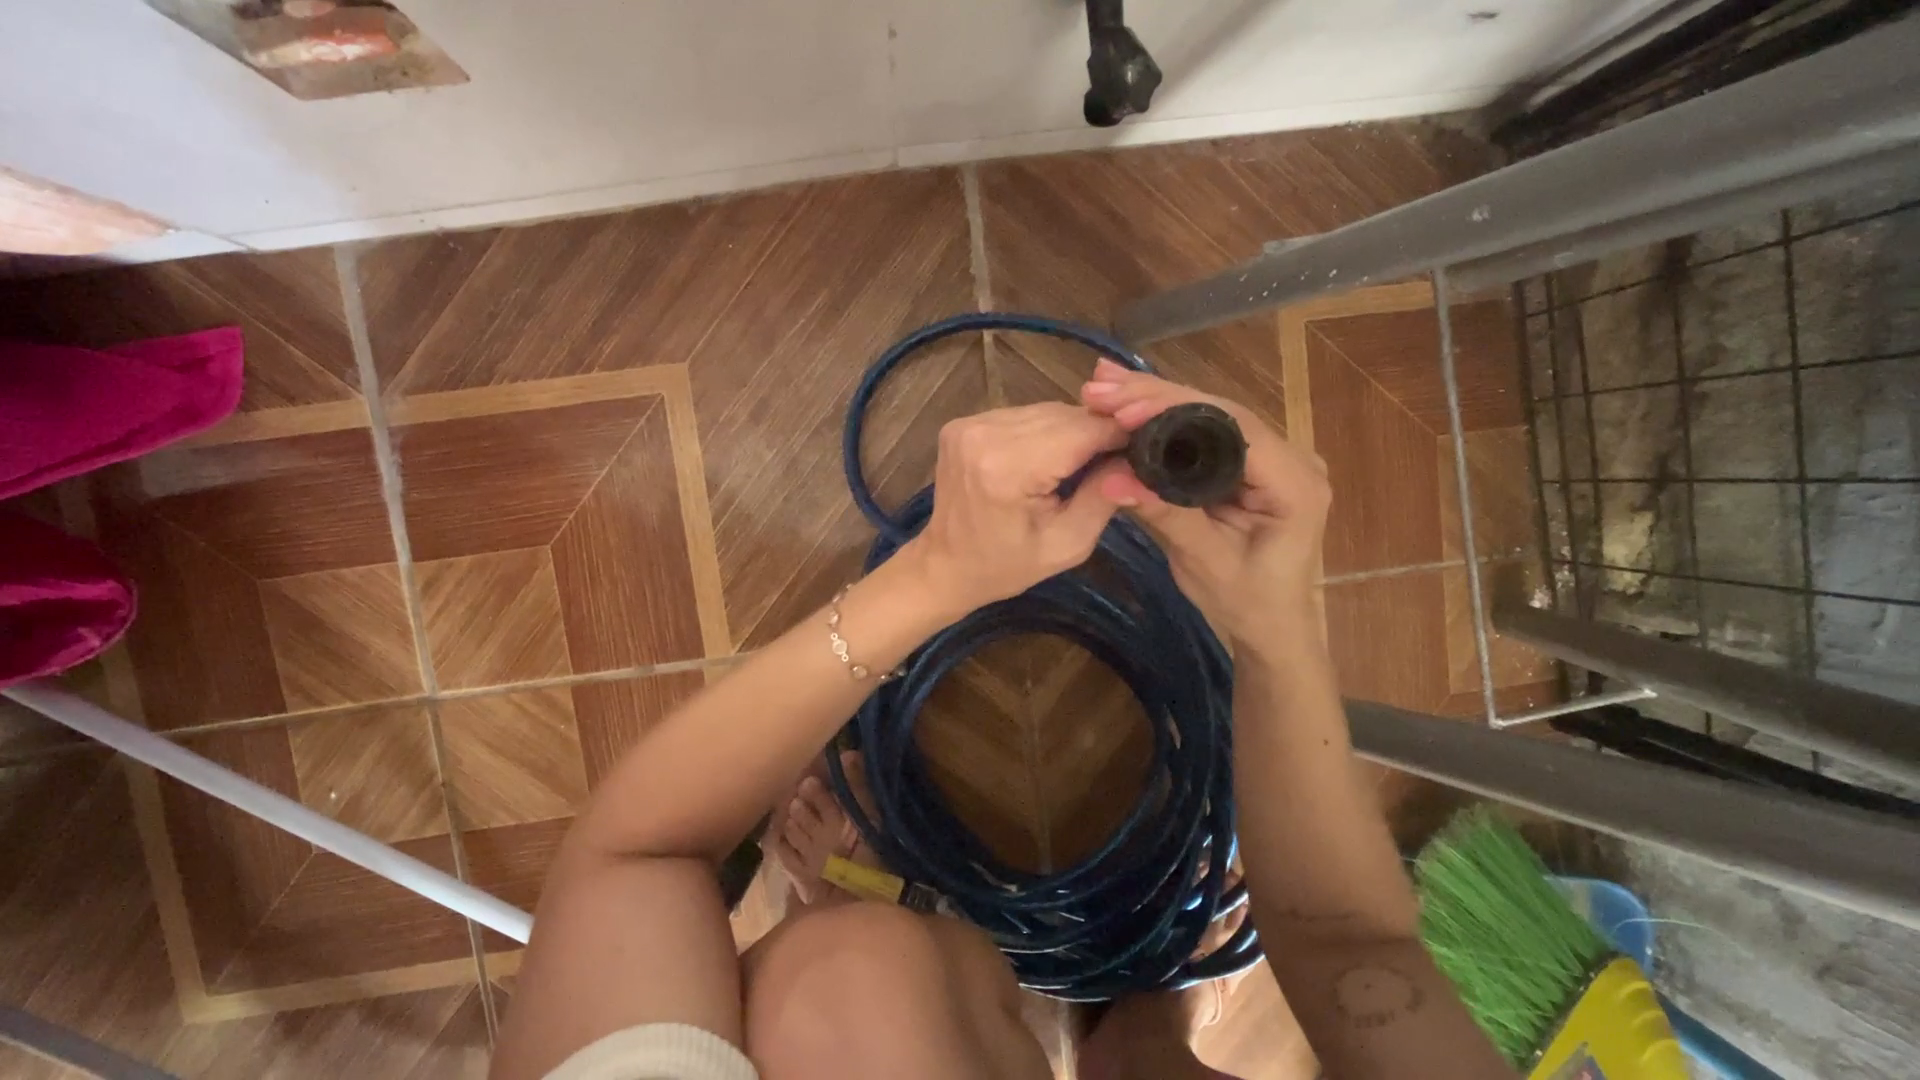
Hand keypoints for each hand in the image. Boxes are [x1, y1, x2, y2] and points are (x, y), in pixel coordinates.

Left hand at [902, 403, 1129, 610]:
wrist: (945, 565)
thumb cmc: (1007, 565)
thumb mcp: (1068, 544)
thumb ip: (1103, 497)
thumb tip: (1138, 458)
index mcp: (1008, 468)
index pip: (1082, 430)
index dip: (1119, 434)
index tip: (1146, 444)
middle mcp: (985, 434)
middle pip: (1064, 415)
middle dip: (1096, 431)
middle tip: (1120, 456)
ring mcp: (969, 423)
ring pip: (1045, 410)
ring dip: (1071, 429)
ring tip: (1087, 458)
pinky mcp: (963, 422)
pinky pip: (1022, 415)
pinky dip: (1044, 430)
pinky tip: (1051, 455)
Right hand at [1080, 359, 1329, 646]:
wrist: (1271, 629)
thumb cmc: (1246, 604)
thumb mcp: (1203, 561)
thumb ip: (1164, 513)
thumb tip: (1110, 478)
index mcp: (1294, 483)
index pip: (1232, 427)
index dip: (1175, 408)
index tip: (1122, 406)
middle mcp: (1292, 458)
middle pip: (1219, 412)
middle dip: (1156, 396)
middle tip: (1099, 383)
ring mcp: (1274, 457)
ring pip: (1210, 416)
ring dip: (1156, 401)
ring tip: (1103, 385)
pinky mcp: (1252, 463)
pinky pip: (1207, 433)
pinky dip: (1166, 419)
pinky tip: (1129, 404)